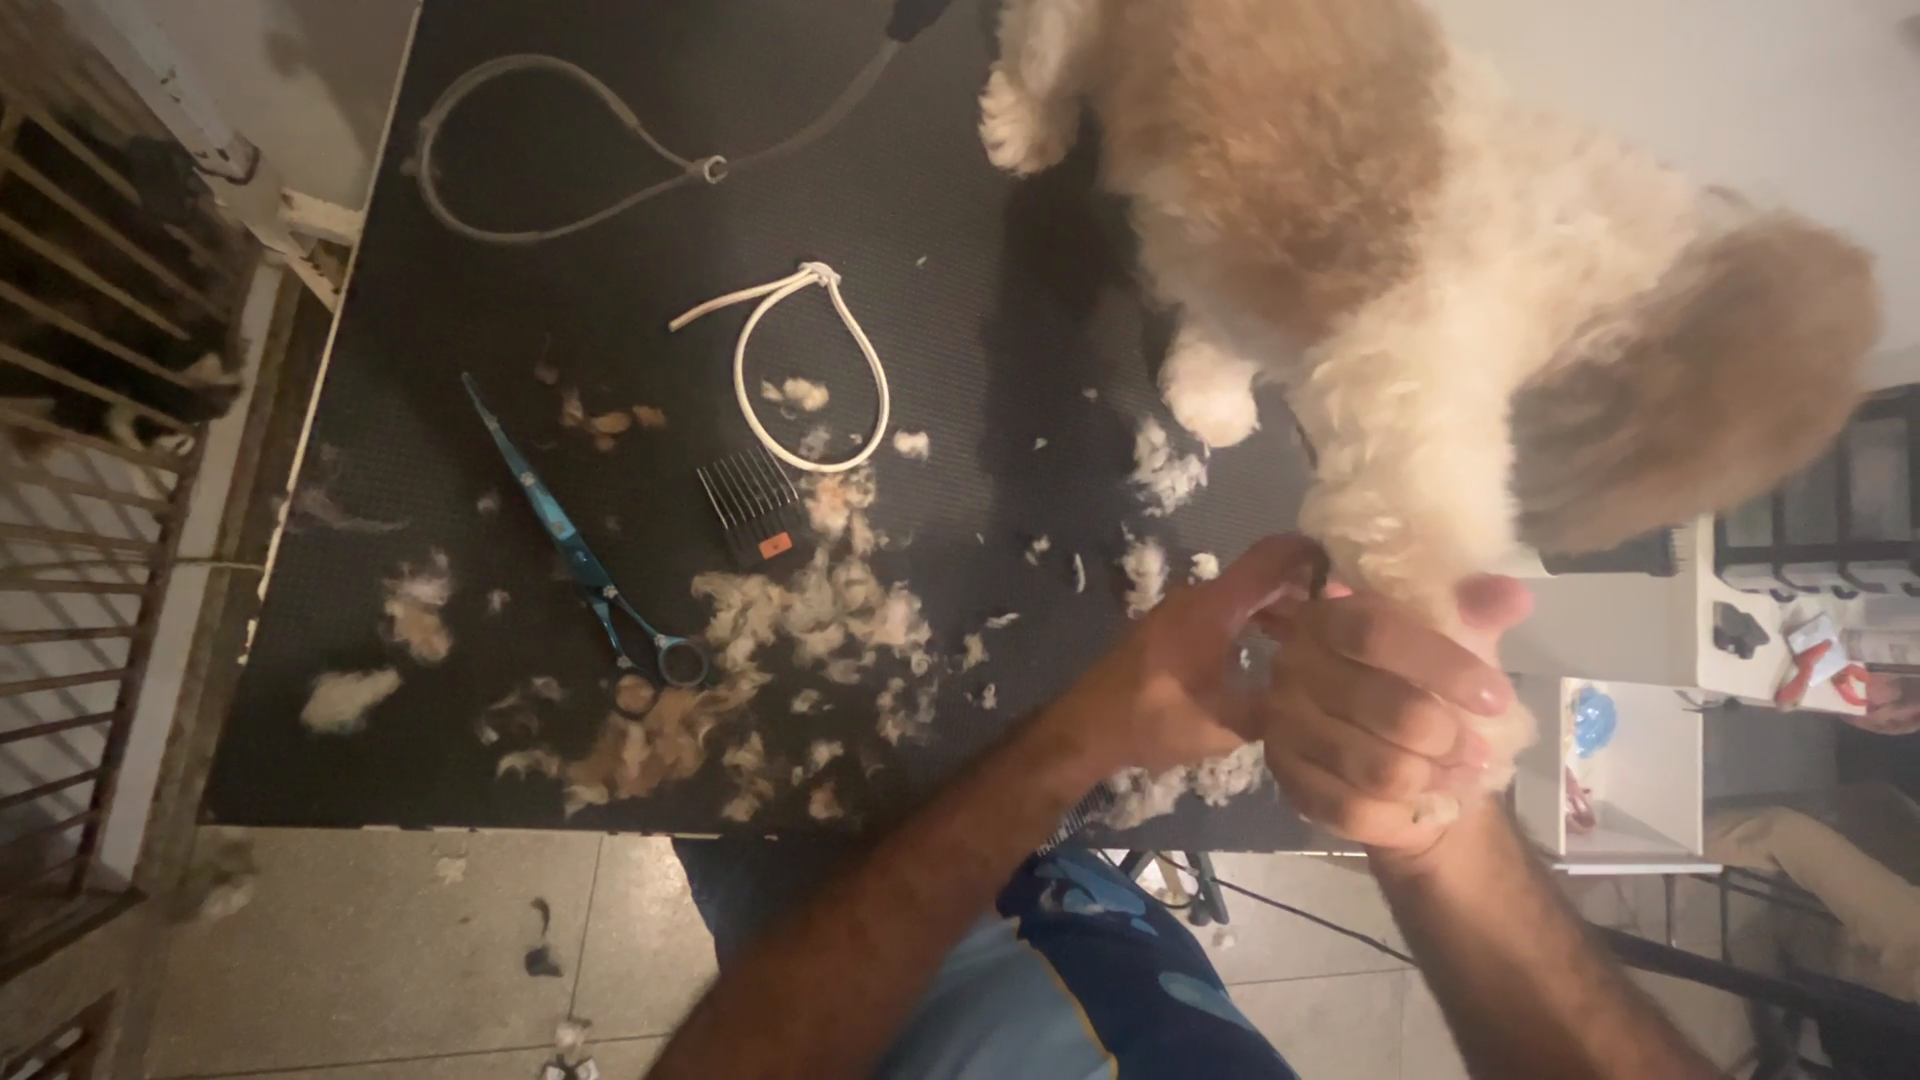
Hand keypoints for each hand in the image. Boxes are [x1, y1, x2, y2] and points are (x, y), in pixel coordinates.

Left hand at [1044, 534, 1324, 772]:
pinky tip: (1271, 653)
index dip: (1311, 555)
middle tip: (1346, 617)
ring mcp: (1180, 612)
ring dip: (1278, 610)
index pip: (1271, 557)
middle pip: (1260, 577)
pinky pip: (1222, 613)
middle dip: (1303, 590)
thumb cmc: (1156, 718)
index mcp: (1214, 606)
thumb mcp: (1229, 722)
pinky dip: (1252, 622)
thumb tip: (1322, 694)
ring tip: (1317, 641)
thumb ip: (1279, 704)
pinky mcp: (1170, 630)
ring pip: (1241, 597)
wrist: (1088, 726)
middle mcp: (1198, 598)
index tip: (1350, 571)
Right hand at [1258, 573, 1531, 860]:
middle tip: (1474, 749)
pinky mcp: (1285, 778)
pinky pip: (1356, 809)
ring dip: (1431, 778)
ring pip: (1376, 767)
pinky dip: (1401, 812)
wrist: (1393, 754)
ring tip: (1452, 774)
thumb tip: (1510, 595)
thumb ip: (1476, 613)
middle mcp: (1291, 666)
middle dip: (1447, 737)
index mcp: (1325, 618)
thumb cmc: (1424, 688)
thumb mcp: (1456, 642)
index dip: (1442, 666)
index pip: (1373, 632)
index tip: (1496, 698)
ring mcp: (1281, 724)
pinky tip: (1417, 801)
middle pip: (1383, 706)